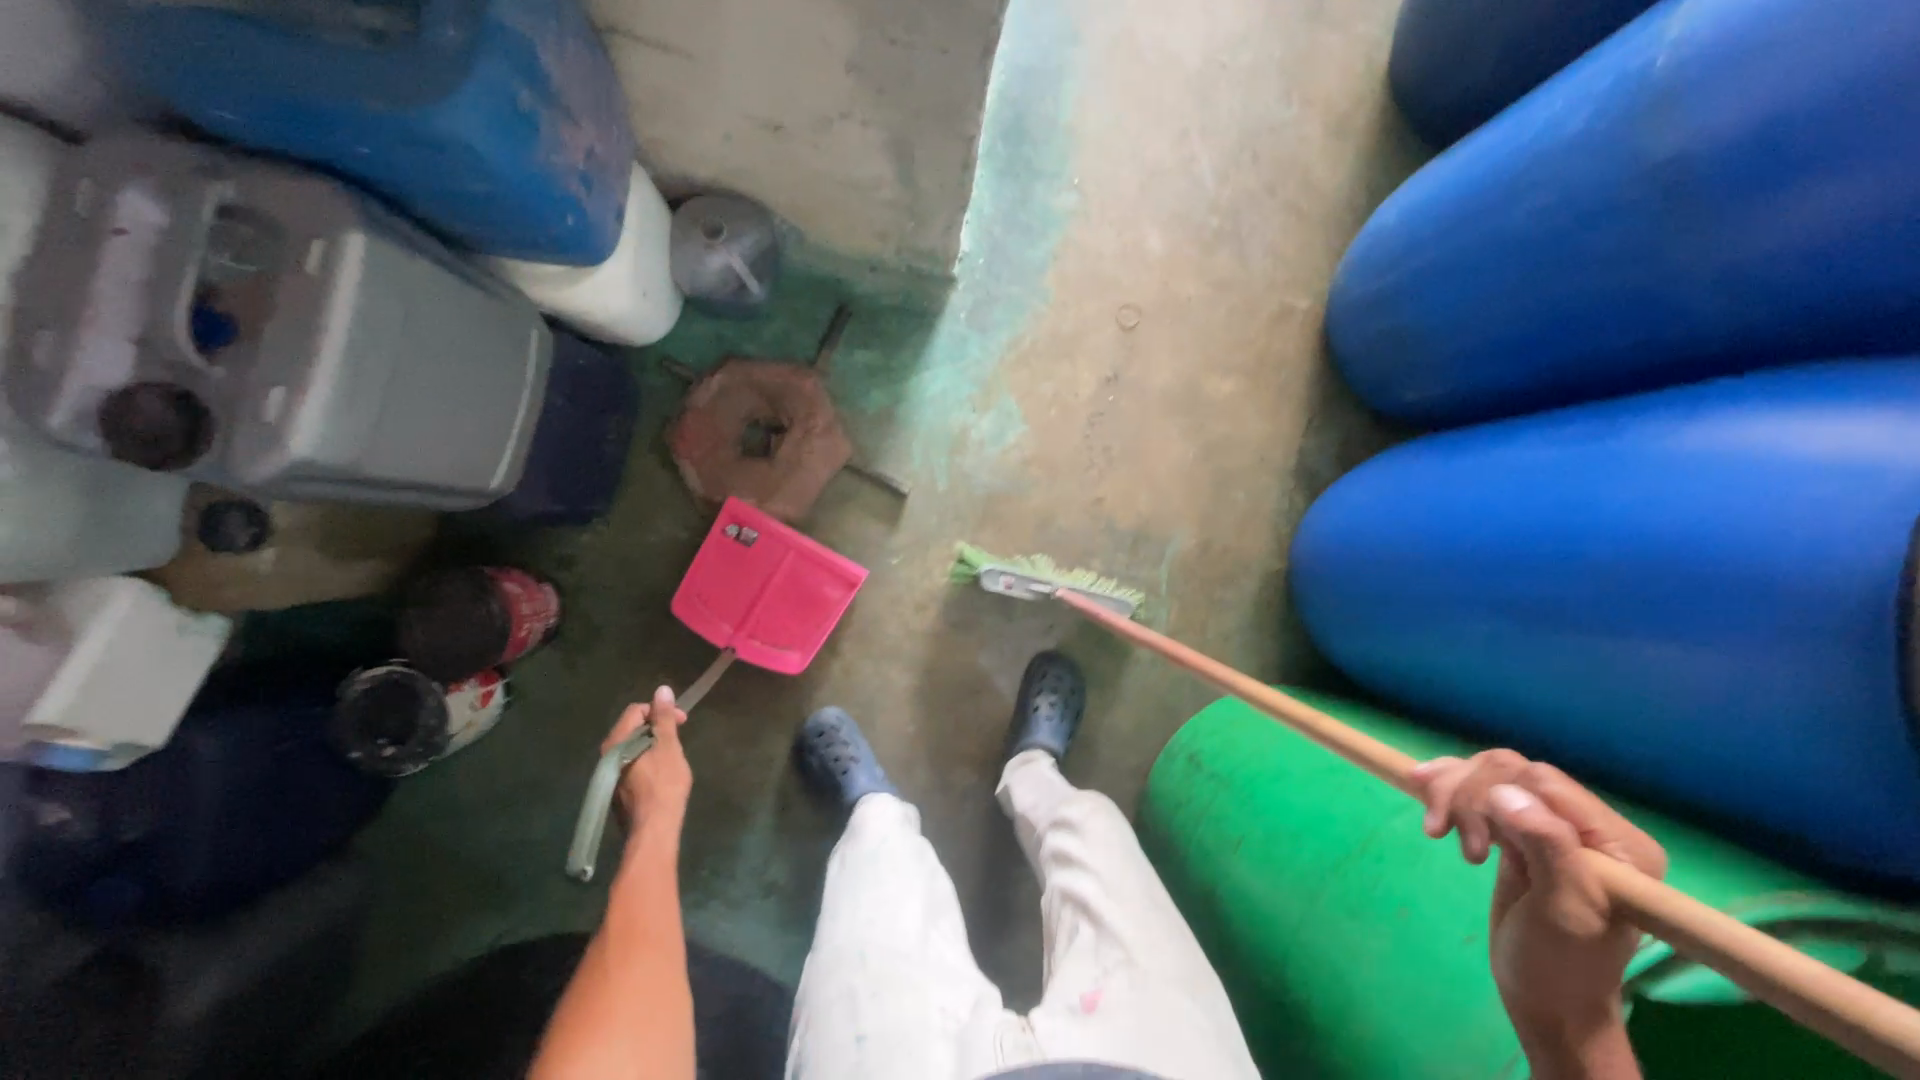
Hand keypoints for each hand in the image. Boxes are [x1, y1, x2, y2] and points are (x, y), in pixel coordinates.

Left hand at [603, 685, 692, 839]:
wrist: (653, 828)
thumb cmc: (664, 784)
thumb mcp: (668, 746)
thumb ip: (664, 718)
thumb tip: (662, 690)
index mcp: (617, 741)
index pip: (636, 711)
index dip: (660, 711)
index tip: (682, 721)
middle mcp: (607, 754)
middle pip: (632, 727)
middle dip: (657, 726)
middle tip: (679, 735)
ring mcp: (610, 772)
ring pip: (632, 745)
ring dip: (653, 743)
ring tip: (673, 752)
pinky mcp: (615, 787)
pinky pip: (631, 762)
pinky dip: (647, 758)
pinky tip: (661, 770)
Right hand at [1412, 751, 1665, 1066]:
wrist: (1544, 999)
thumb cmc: (1559, 964)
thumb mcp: (1562, 910)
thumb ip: (1546, 846)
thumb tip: (1505, 793)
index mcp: (1616, 841)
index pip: (1544, 781)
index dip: (1497, 795)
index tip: (1472, 840)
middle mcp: (1586, 824)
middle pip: (1510, 771)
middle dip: (1469, 797)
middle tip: (1451, 841)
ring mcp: (1548, 825)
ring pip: (1488, 774)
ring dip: (1452, 794)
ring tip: (1435, 831)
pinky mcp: (1516, 831)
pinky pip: (1478, 789)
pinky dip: (1446, 789)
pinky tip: (1420, 788)